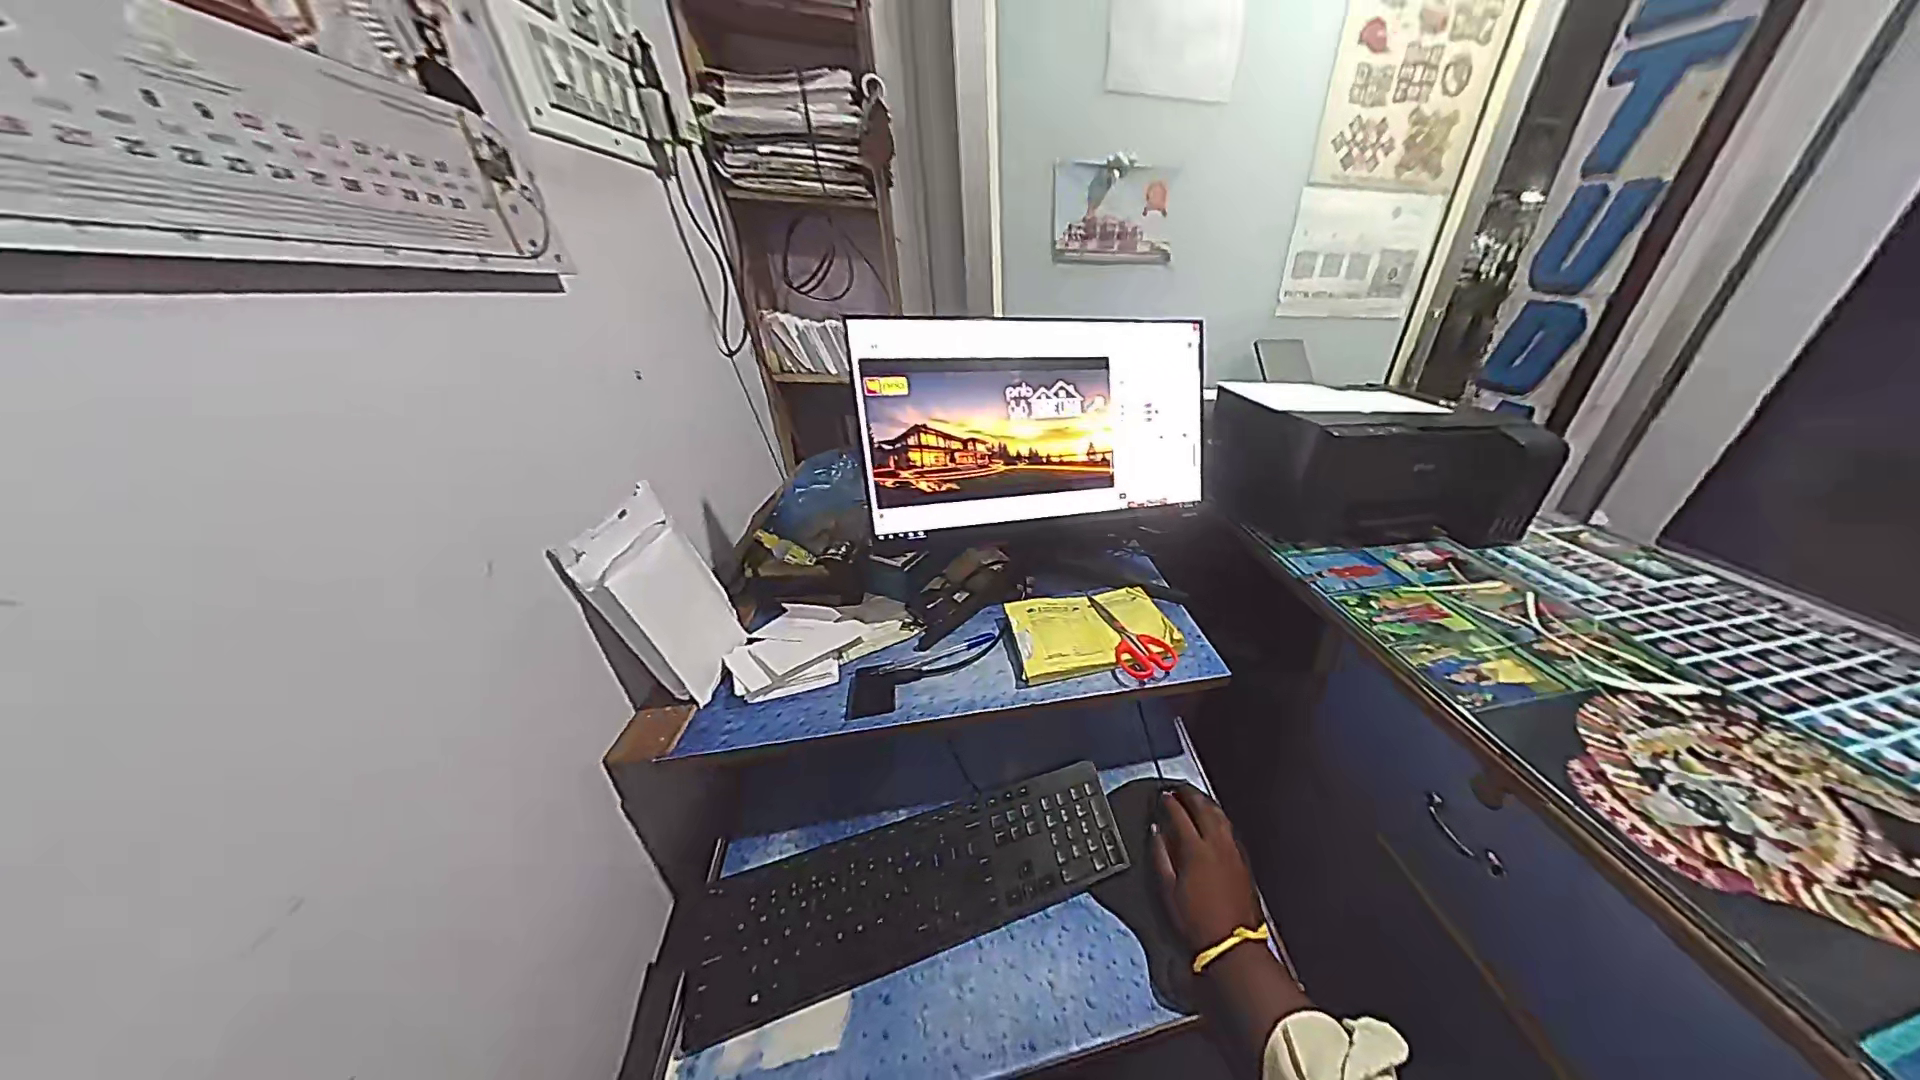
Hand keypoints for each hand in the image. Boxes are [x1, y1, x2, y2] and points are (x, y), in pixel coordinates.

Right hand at [1150, 787, 1263, 952]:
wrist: (1232, 946)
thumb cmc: (1196, 921)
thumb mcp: (1167, 889)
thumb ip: (1160, 855)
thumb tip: (1156, 833)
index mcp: (1195, 850)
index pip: (1180, 815)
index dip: (1169, 802)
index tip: (1162, 796)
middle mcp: (1217, 845)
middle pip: (1204, 808)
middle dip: (1189, 795)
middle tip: (1178, 789)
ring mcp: (1233, 852)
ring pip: (1221, 816)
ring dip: (1206, 803)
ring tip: (1196, 798)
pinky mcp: (1243, 862)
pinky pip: (1230, 830)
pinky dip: (1219, 818)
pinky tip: (1214, 820)